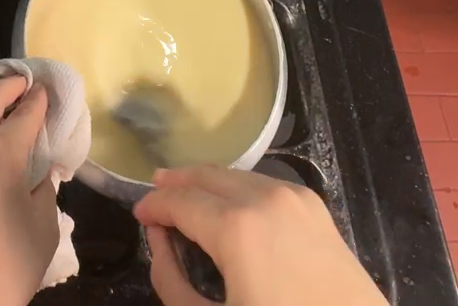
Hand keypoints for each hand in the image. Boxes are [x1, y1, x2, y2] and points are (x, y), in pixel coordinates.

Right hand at [134, 166, 386, 305]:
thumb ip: (173, 282)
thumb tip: (159, 240)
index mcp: (236, 225)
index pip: (180, 200)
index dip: (154, 205)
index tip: (138, 216)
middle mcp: (265, 197)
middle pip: (208, 175)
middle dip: (178, 183)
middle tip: (155, 194)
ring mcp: (296, 199)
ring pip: (237, 176)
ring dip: (208, 183)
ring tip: (188, 197)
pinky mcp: (319, 211)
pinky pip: (266, 186)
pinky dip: (239, 189)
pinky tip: (231, 207)